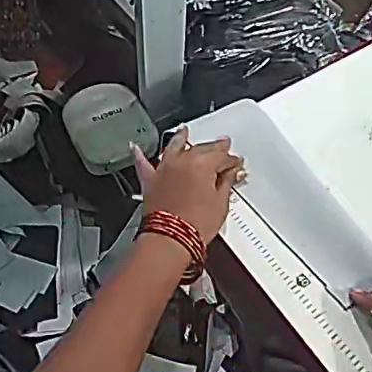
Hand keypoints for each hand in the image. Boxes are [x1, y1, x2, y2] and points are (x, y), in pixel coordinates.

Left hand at [131, 128, 243, 243]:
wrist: (170, 239)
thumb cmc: (194, 224)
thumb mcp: (220, 203)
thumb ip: (226, 183)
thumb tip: (230, 174)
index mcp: (203, 163)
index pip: (222, 156)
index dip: (232, 160)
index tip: (236, 164)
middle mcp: (181, 161)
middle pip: (201, 149)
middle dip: (213, 149)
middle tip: (222, 149)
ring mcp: (164, 169)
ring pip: (173, 147)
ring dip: (179, 138)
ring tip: (183, 132)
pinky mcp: (150, 181)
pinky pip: (142, 164)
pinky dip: (139, 155)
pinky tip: (136, 148)